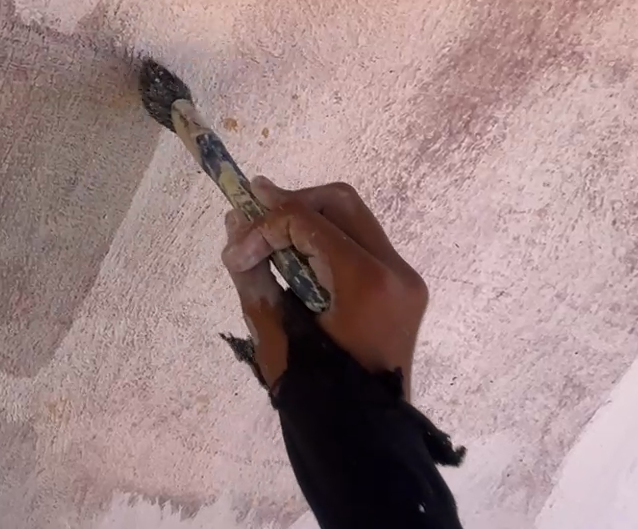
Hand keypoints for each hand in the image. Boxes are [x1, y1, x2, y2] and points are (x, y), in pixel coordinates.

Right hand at [221, 179, 427, 392]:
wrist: (364, 435)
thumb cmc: (315, 385)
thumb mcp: (271, 324)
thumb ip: (250, 266)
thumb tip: (234, 218)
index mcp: (366, 280)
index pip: (305, 220)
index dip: (262, 226)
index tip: (235, 251)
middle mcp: (395, 270)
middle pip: (337, 202)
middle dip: (289, 203)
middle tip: (252, 209)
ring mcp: (403, 279)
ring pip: (349, 217)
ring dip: (305, 218)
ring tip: (268, 234)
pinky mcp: (399, 288)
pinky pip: (357, 241)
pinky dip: (321, 237)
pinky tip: (293, 254)